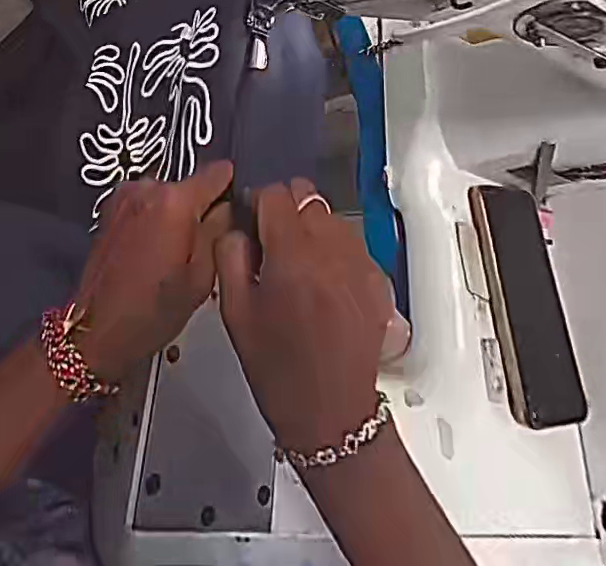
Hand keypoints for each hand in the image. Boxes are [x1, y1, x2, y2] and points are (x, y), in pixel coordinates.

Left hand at [71, 162, 233, 379]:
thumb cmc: (152, 309)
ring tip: (174, 252)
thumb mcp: (202, 276)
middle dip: (201, 207)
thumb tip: (228, 206)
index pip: (218, 172)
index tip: (233, 208)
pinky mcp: (111, 207)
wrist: (95, 330)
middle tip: (201, 245)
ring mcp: (125, 195)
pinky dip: (156, 218)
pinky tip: (153, 250)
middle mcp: (148, 187)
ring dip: (176, 213)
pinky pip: (148, 203)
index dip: (231, 188)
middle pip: (191, 185)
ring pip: (169, 194)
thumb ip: (221, 229)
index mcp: (175, 201)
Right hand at [215, 179, 390, 453]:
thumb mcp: (235, 313)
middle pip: (306, 194)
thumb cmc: (278, 368)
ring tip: (297, 263)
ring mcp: (358, 261)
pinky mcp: (376, 277)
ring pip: (330, 214)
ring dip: (310, 225)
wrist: (332, 412)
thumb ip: (229, 256)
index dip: (257, 203)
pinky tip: (322, 279)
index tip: (250, 220)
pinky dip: (334, 247)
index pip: (276, 194)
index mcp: (292, 256)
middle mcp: (331, 249)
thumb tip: (237, 225)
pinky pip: (351, 240)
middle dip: (284, 208)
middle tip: (271, 239)